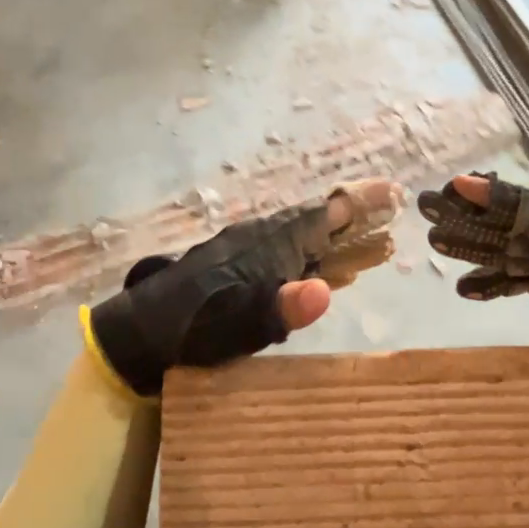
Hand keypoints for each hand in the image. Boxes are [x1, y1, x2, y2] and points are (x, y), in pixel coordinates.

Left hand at [90, 179, 404, 393]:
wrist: (137, 336)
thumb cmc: (188, 329)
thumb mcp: (234, 324)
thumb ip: (278, 308)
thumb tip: (323, 290)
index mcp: (264, 246)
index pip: (320, 216)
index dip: (357, 204)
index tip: (392, 190)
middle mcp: (258, 242)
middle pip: (315, 222)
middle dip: (353, 215)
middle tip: (391, 209)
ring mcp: (246, 257)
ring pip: (301, 239)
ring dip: (335, 237)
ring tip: (370, 238)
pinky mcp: (236, 275)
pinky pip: (286, 257)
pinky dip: (313, 258)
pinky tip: (321, 271)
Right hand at [417, 173, 528, 374]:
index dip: (495, 197)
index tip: (457, 184)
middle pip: (509, 223)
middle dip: (467, 214)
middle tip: (423, 202)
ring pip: (508, 249)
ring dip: (472, 244)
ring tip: (433, 239)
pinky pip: (520, 281)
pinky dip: (493, 284)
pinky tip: (466, 290)